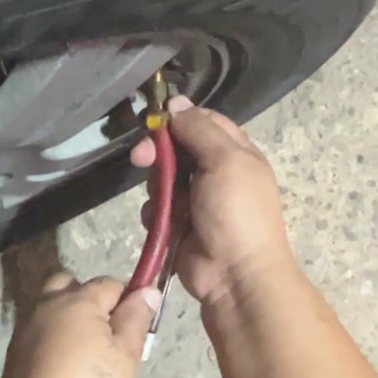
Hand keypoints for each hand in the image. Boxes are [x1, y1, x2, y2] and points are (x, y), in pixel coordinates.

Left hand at [0, 274, 157, 377]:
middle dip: (90, 300)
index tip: (135, 327)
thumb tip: (147, 290)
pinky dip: (53, 337)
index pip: (109, 284)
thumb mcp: (125, 356)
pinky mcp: (14, 349)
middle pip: (71, 285)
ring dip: (69, 318)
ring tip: (86, 353)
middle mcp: (47, 305)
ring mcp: (26, 326)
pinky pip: (39, 330)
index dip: (127, 300)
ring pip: (51, 307)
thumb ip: (136, 319)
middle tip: (106, 334)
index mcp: (77, 301)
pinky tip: (63, 366)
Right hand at [129, 98, 293, 307]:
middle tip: (141, 158)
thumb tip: (175, 103)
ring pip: (162, 179)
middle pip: (176, 149)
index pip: (202, 122)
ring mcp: (196, 201)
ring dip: (156, 188)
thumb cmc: (236, 213)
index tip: (153, 120)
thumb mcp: (224, 161)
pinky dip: (155, 214)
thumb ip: (199, 129)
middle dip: (157, 153)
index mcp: (235, 152)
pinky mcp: (179, 225)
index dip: (177, 119)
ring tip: (163, 204)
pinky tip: (161, 224)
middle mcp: (216, 173)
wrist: (233, 274)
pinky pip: (157, 208)